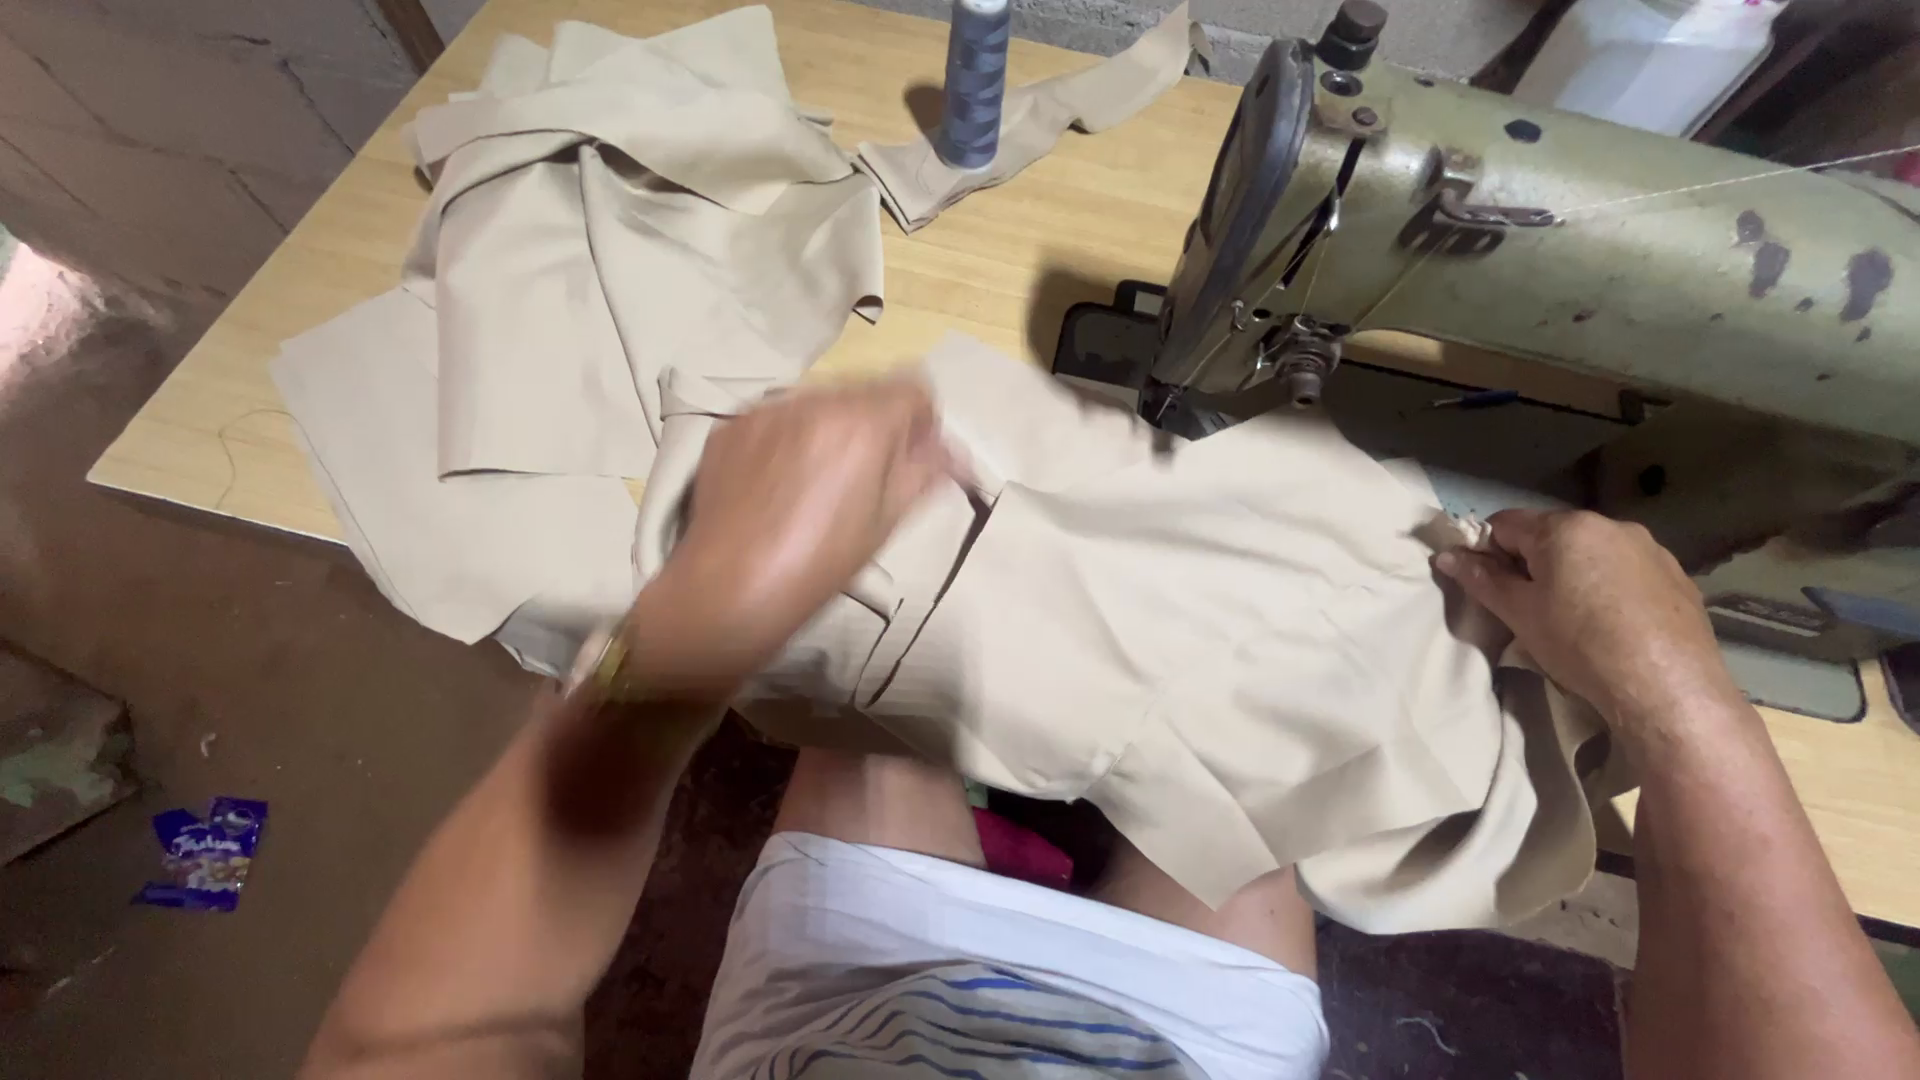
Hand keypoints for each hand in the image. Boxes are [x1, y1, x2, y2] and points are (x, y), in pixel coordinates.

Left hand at [630, 375, 956, 692]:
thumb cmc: (819, 565)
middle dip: (879, 423)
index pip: (915, 388)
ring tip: (820, 481)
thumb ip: (927, 474)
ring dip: (835, 426)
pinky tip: (781, 483)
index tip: (914, 459)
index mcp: (862, 422)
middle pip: (867, 388)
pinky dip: (792, 437)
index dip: (922, 424)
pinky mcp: (731, 426)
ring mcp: (766, 409)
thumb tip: (953, 454)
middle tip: (869, 475)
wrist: (728, 590)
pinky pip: (778, 416)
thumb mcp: (886, 523)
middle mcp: (814, 399)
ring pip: (821, 399)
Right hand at [1434, 508, 1744, 736]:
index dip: (1487, 551)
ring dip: (1569, 571)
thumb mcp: (1517, 611)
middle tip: (1527, 603)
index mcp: (1565, 528)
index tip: (1489, 585)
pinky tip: (1609, 620)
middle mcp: (1611, 525)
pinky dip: (1606, 584)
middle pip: (1549, 534)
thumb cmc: (1578, 643)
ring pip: (1588, 551)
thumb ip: (1480, 578)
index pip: (1504, 524)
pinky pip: (1623, 568)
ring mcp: (1650, 548)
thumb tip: (1447, 555)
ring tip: (1571, 614)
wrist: (1667, 687)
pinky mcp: (1676, 575)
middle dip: (1530, 561)